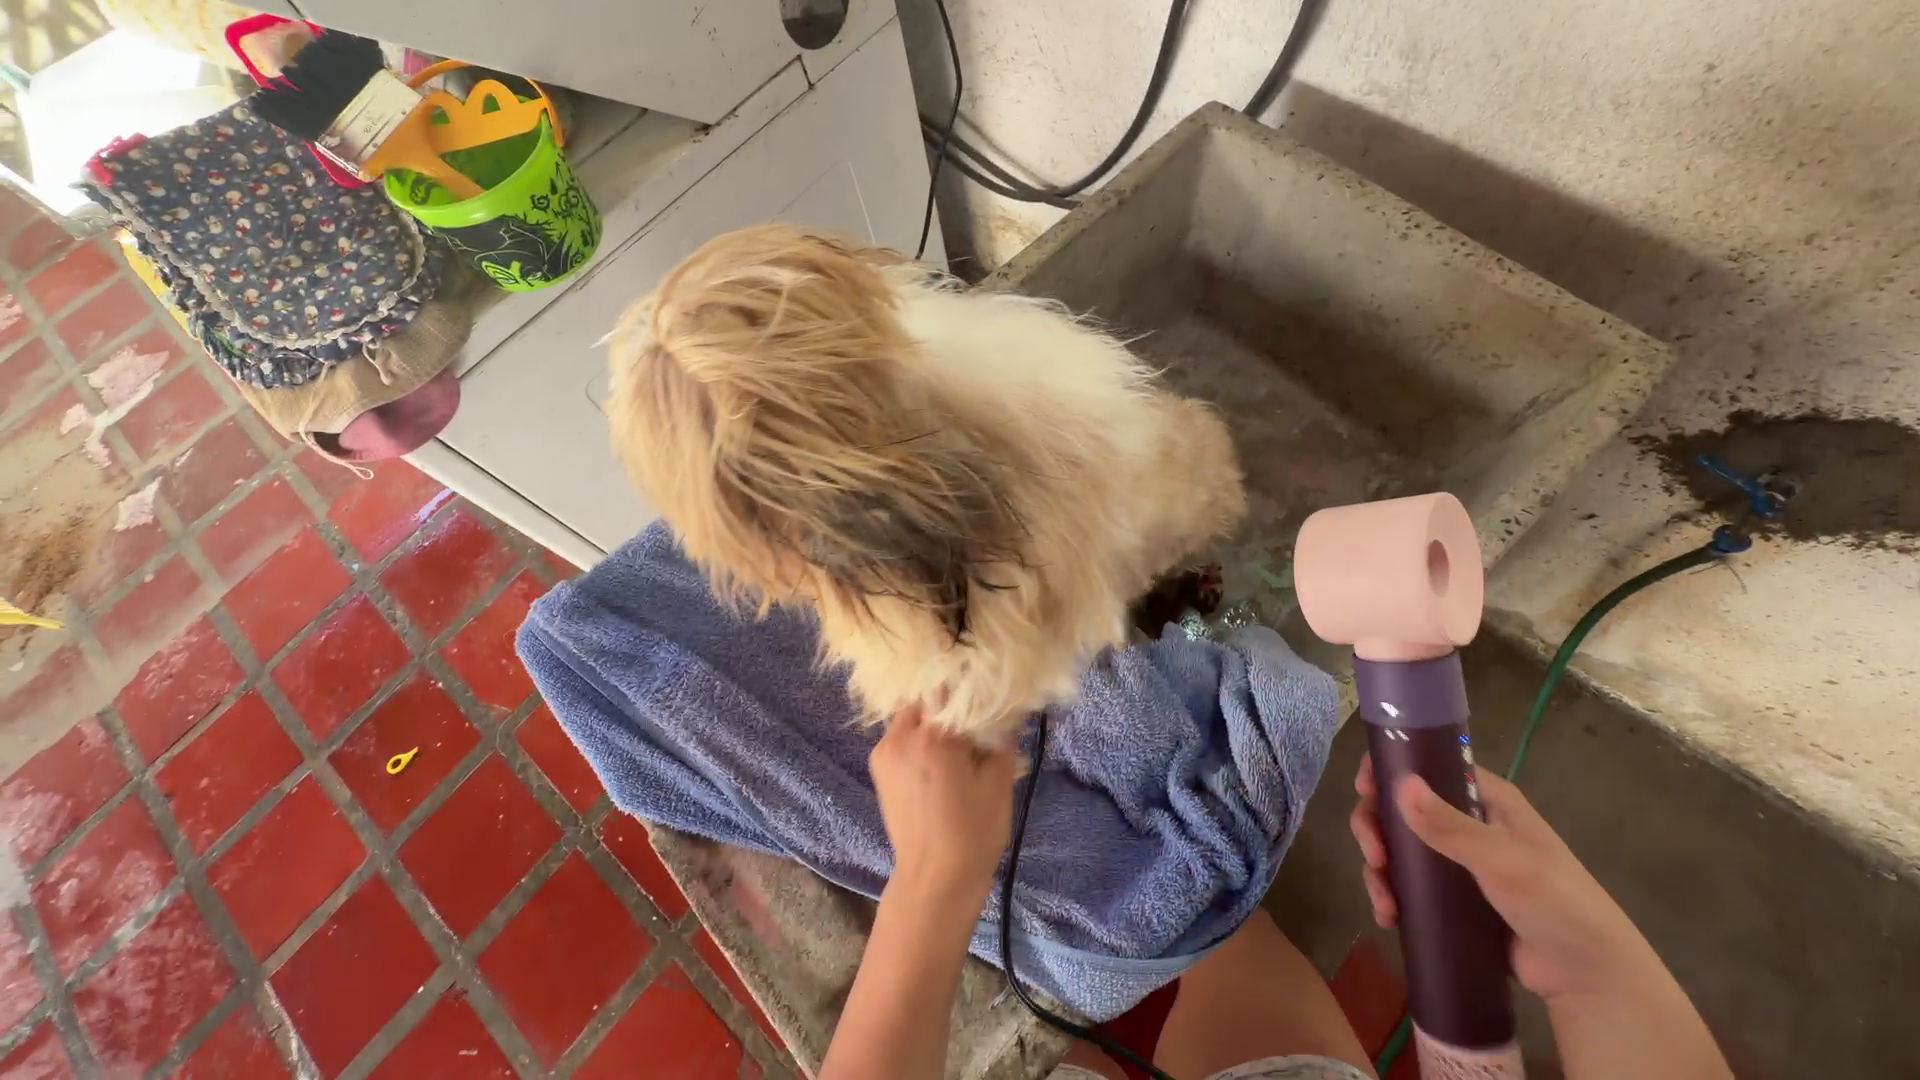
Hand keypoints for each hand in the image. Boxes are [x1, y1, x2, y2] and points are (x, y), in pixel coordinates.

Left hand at [870, 706, 1017, 902]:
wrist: (934, 879)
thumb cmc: (973, 833)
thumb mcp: (998, 782)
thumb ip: (1001, 738)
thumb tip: (1007, 712)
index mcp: (933, 736)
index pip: (952, 687)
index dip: (972, 686)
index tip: (989, 691)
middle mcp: (901, 736)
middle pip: (926, 697)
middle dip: (949, 700)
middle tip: (973, 716)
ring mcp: (884, 752)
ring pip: (911, 715)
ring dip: (932, 717)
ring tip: (957, 737)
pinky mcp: (878, 768)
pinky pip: (900, 735)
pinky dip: (917, 735)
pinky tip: (938, 755)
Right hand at [1350, 755, 1665, 1001]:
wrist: (1591, 980)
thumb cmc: (1558, 904)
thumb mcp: (1503, 862)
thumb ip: (1451, 826)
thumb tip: (1400, 784)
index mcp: (1485, 799)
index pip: (1428, 766)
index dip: (1390, 771)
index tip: (1364, 789)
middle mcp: (1468, 822)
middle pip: (1401, 809)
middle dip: (1376, 829)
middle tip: (1374, 856)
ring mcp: (1458, 861)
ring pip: (1398, 848)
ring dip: (1379, 869)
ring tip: (1383, 901)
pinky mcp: (1452, 897)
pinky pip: (1408, 884)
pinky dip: (1390, 895)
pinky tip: (1387, 916)